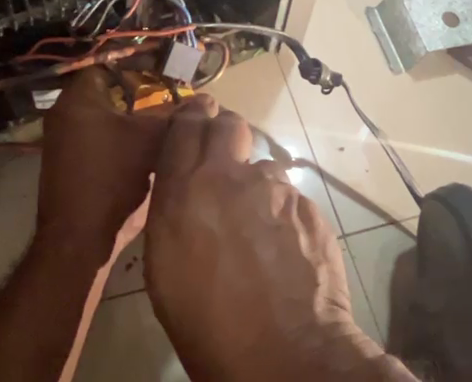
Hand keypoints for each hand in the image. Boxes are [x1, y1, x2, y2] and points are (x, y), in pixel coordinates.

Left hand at [36, 69, 179, 253]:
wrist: (78, 240)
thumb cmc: (113, 180)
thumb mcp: (151, 142)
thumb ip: (175, 118)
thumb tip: (202, 102)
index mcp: (77, 99)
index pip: (105, 66)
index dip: (135, 68)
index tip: (162, 75)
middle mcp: (63, 115)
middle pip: (105, 94)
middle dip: (136, 97)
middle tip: (166, 101)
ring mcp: (61, 143)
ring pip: (101, 120)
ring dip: (128, 123)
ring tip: (161, 127)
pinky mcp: (66, 167)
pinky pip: (95, 142)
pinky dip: (117, 143)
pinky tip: (143, 154)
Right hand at [144, 100, 400, 380]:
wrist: (284, 356)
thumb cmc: (206, 325)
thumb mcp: (164, 266)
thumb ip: (171, 211)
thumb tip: (179, 189)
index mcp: (182, 190)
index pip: (185, 124)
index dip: (191, 116)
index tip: (194, 118)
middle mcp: (227, 176)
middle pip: (228, 123)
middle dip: (224, 131)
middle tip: (222, 156)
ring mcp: (272, 189)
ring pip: (261, 165)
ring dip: (255, 185)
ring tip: (257, 226)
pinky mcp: (307, 207)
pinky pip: (289, 198)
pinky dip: (283, 215)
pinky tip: (282, 250)